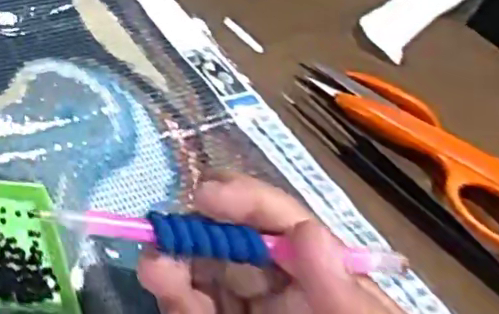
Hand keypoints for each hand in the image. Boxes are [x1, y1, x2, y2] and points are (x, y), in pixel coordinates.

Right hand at [137, 175, 398, 313]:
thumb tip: (307, 231)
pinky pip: (189, 306)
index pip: (281, 222)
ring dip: (171, 262)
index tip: (206, 196)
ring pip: (199, 270)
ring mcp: (245, 312)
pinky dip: (172, 294)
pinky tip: (162, 288)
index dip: (243, 199)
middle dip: (191, 232)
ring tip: (155, 270)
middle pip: (227, 240)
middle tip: (163, 236)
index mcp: (324, 282)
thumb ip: (344, 297)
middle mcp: (281, 291)